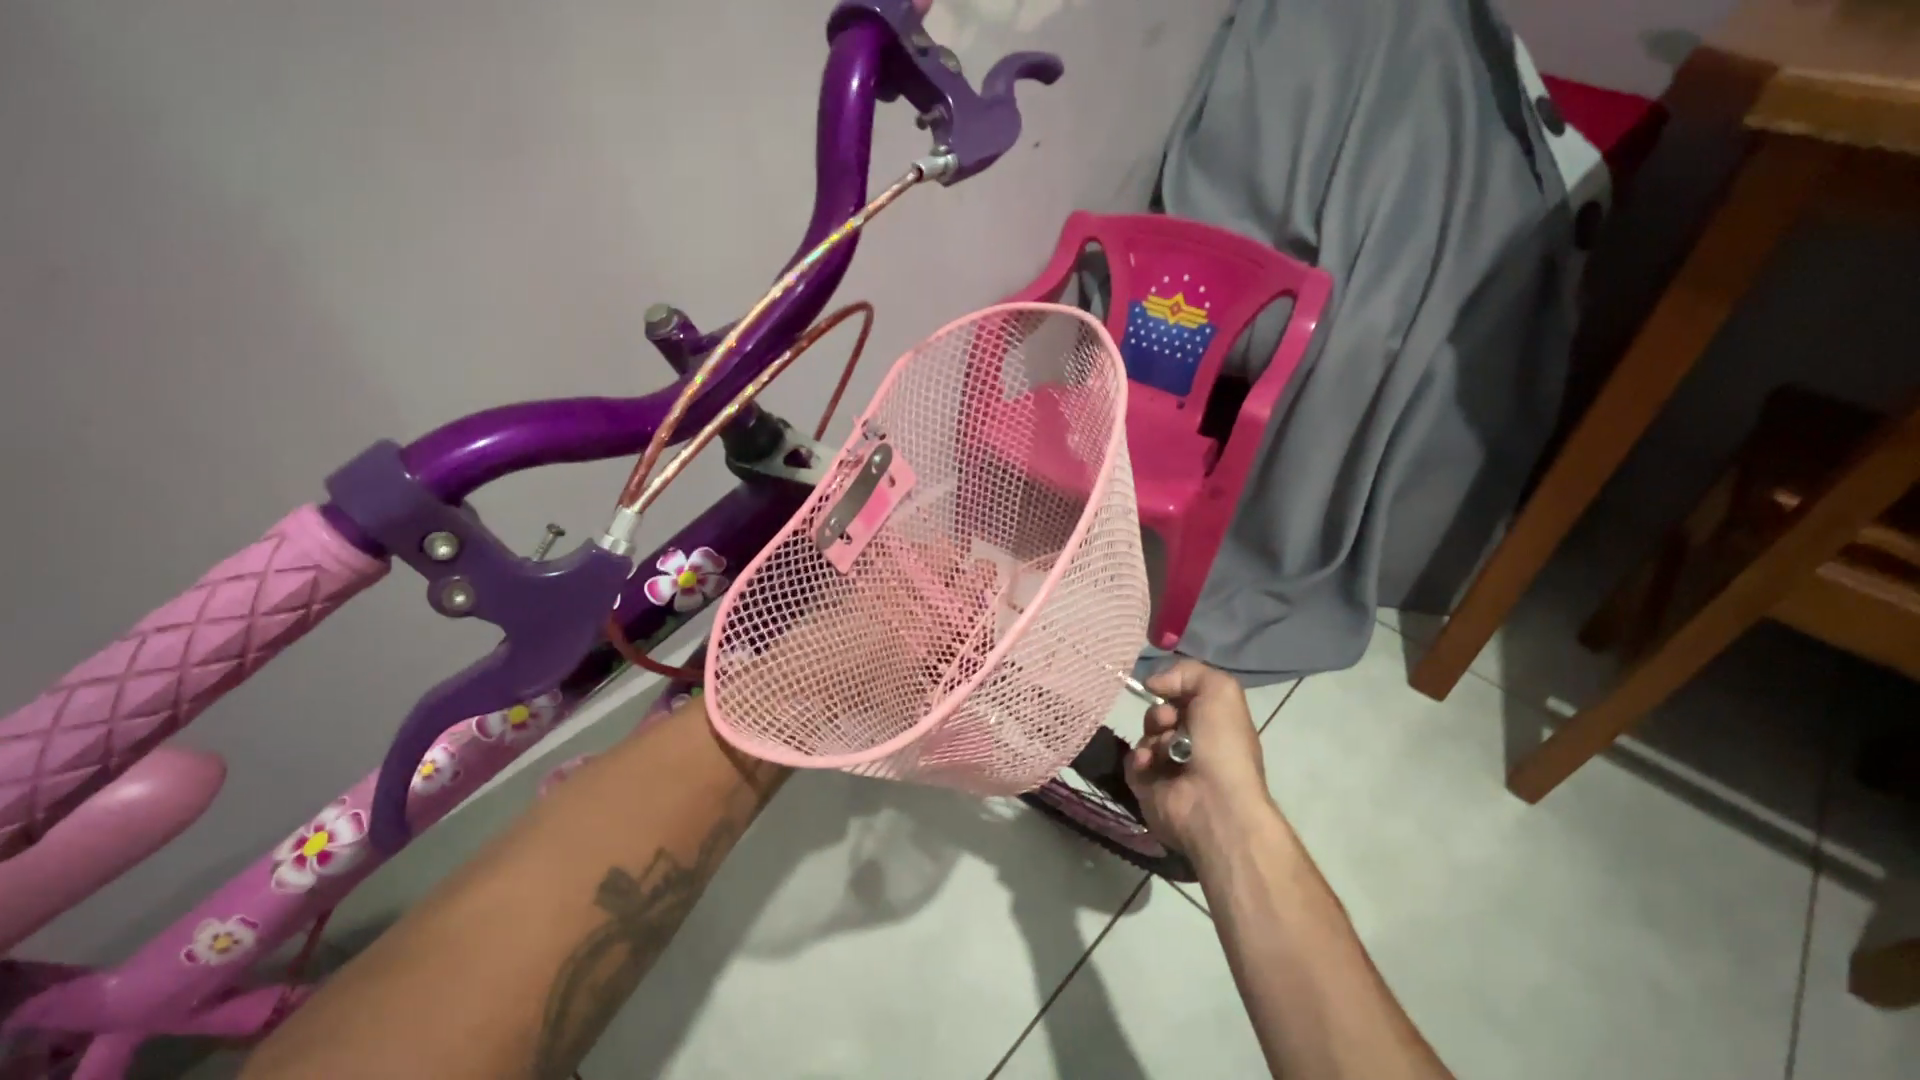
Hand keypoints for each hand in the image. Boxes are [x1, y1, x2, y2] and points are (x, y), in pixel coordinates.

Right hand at [1123, 660, 1274, 857]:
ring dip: (1152, 736)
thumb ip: (1190, 672)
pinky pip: (1133, 762)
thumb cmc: (1222, 745)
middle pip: (1161, 714)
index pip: (1185, 697)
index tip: (1165, 687)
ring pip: (1145, 736)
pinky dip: (1140, 759)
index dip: (1174, 688)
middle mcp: (1194, 743)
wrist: (1214, 803)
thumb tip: (1154, 683)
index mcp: (1215, 723)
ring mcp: (1170, 766)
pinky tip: (1150, 765)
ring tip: (1163, 751)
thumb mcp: (1221, 691)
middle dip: (1160, 713)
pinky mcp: (1148, 786)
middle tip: (1169, 721)